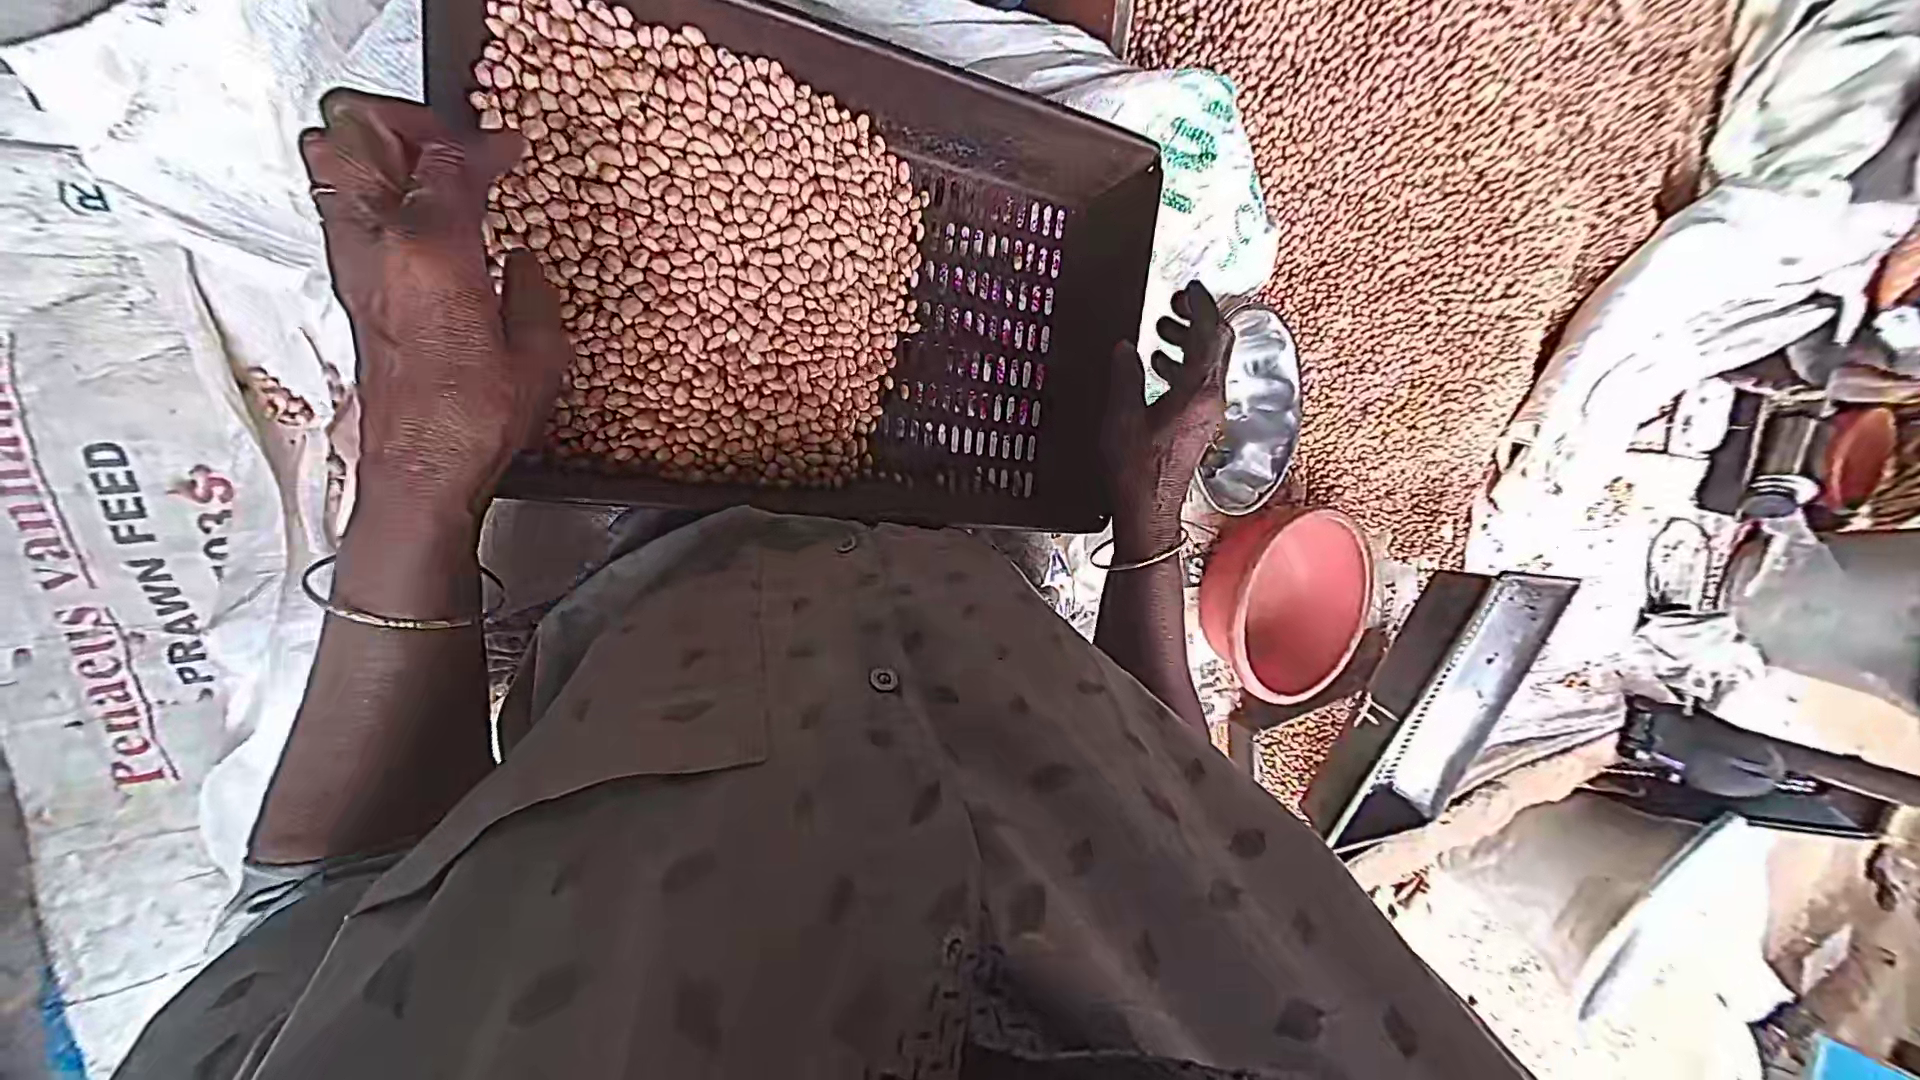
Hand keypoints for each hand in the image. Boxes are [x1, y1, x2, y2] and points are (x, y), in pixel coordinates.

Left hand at [302, 89, 572, 518]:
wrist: (422, 460)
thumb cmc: (479, 416)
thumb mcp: (540, 356)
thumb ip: (533, 295)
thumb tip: (522, 262)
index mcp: (435, 254)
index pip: (447, 163)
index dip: (482, 146)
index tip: (509, 149)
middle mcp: (379, 244)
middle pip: (357, 130)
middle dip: (409, 122)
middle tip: (457, 147)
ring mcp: (354, 261)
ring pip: (329, 155)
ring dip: (378, 148)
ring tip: (432, 174)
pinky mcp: (349, 284)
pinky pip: (342, 204)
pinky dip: (373, 188)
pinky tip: (420, 219)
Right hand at [1100, 281, 1230, 559]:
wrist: (1148, 510)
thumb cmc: (1136, 470)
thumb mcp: (1122, 417)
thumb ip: (1126, 376)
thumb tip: (1125, 348)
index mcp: (1197, 392)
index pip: (1210, 335)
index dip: (1201, 307)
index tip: (1189, 290)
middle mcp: (1211, 400)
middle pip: (1216, 346)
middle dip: (1196, 321)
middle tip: (1173, 306)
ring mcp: (1208, 415)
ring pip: (1207, 365)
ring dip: (1188, 344)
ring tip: (1160, 334)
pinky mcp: (1199, 427)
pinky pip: (1198, 385)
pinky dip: (1182, 367)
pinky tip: (1157, 367)